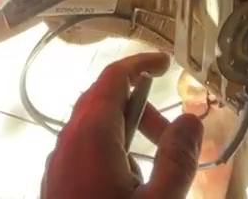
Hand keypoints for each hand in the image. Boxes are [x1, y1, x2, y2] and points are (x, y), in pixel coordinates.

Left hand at [41, 53, 204, 198]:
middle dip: (140, 106)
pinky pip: (82, 152)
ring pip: (91, 128)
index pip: (113, 78)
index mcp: (91, 133)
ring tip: (156, 167)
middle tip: (174, 133)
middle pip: (102, 101)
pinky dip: (109, 151)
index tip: (165, 62)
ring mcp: (57, 164)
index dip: (139, 63)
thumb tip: (192, 118)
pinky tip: (129, 186)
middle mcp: (67, 140)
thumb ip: (177, 159)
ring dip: (124, 132)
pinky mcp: (55, 186)